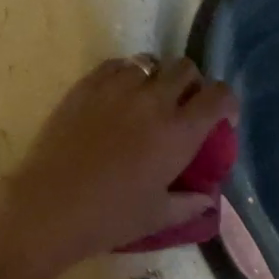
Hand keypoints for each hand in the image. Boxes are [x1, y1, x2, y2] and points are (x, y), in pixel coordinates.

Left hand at [0, 57, 237, 278]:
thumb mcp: (158, 217)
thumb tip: (208, 197)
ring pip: (150, 61)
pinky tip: (119, 93)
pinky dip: (126, 73)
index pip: (218, 95)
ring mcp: (118, 85)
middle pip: (185, 68)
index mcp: (178, 132)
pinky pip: (117, 63)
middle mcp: (153, 99)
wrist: (51, 202)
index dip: (227, 100)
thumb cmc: (110, 216)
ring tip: (148, 97)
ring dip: (157, 76)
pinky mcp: (88, 81)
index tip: (222, 115)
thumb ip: (190, 204)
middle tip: (183, 105)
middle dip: (192, 83)